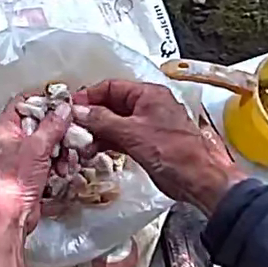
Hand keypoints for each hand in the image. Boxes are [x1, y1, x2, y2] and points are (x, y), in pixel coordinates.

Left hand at [0, 93, 72, 266]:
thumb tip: (63, 108)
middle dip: (58, 132)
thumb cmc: (12, 182)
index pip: (23, 103)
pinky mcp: (26, 175)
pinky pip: (46, 162)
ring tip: (66, 162)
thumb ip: (52, 126)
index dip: (43, 101)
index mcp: (4, 129)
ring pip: (45, 145)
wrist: (7, 216)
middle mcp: (9, 141)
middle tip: (71, 136)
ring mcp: (18, 159)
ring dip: (60, 151)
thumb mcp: (36, 148)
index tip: (63, 104)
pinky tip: (63, 172)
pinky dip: (56, 165)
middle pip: (38, 125)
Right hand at [73, 80, 246, 210]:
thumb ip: (102, 120)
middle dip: (90, 116)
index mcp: (148, 94)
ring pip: (112, 122)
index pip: (110, 87)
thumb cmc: (172, 152)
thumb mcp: (132, 132)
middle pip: (110, 104)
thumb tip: (78, 111)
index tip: (70, 107)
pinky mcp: (144, 143)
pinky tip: (91, 151)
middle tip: (71, 127)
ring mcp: (145, 125)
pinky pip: (118, 137)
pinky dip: (104, 143)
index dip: (89, 96)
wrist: (197, 180)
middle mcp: (147, 106)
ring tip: (79, 143)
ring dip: (95, 132)